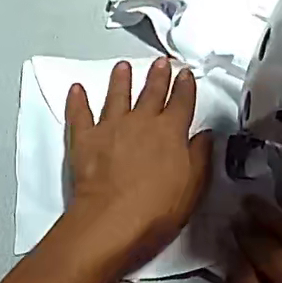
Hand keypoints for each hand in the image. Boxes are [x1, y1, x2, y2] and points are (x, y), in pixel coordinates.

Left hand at [61, 58, 211, 274]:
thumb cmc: (158, 209)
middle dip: (158, 76)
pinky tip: (76, 89)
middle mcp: (141, 121)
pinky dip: (78, 101)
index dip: (185, 87)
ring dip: (120, 80)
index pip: (182, 102)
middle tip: (160, 62)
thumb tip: (205, 135)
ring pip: (116, 96)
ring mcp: (110, 127)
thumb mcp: (193, 186)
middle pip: (151, 93)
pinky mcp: (84, 139)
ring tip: (123, 67)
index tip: (185, 74)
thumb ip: (199, 156)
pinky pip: (80, 114)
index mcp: (171, 131)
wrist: (113, 219)